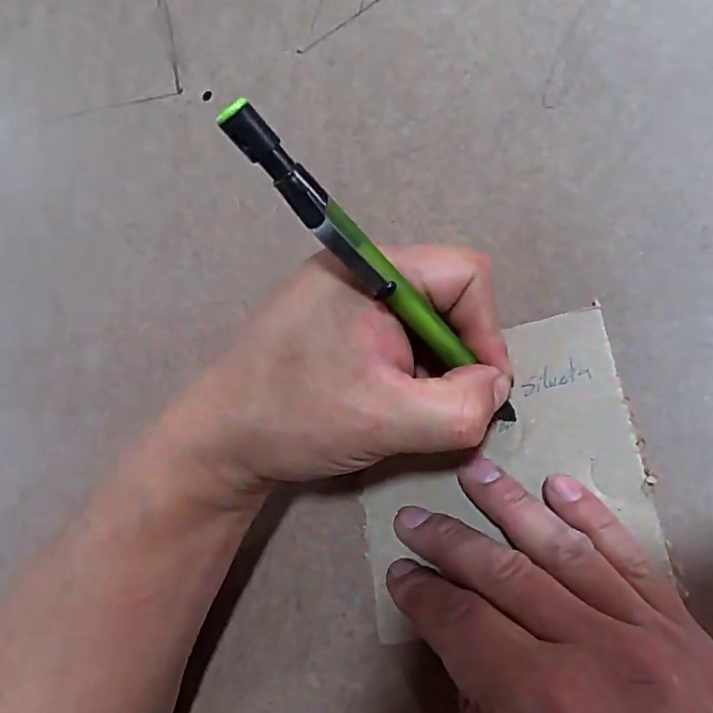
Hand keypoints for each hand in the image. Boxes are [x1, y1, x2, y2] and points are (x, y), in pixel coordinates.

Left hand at [159, 246, 512, 499]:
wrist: (217, 442)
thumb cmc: (294, 420)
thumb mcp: (390, 420)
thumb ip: (461, 406)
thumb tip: (495, 387)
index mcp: (371, 270)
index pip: (466, 276)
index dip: (486, 332)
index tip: (482, 388)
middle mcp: (359, 270)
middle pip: (448, 298)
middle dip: (458, 357)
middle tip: (448, 408)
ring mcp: (343, 295)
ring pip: (423, 321)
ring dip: (433, 369)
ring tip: (410, 412)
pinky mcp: (333, 321)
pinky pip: (395, 335)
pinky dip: (408, 371)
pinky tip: (388, 405)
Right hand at [386, 460, 712, 712]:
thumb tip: (458, 647)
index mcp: (541, 703)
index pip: (461, 621)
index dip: (422, 593)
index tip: (399, 572)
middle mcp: (595, 653)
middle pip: (503, 573)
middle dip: (450, 541)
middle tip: (413, 517)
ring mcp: (650, 638)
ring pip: (565, 550)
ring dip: (514, 507)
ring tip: (478, 475)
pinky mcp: (689, 638)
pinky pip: (634, 562)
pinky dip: (594, 519)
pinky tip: (561, 488)